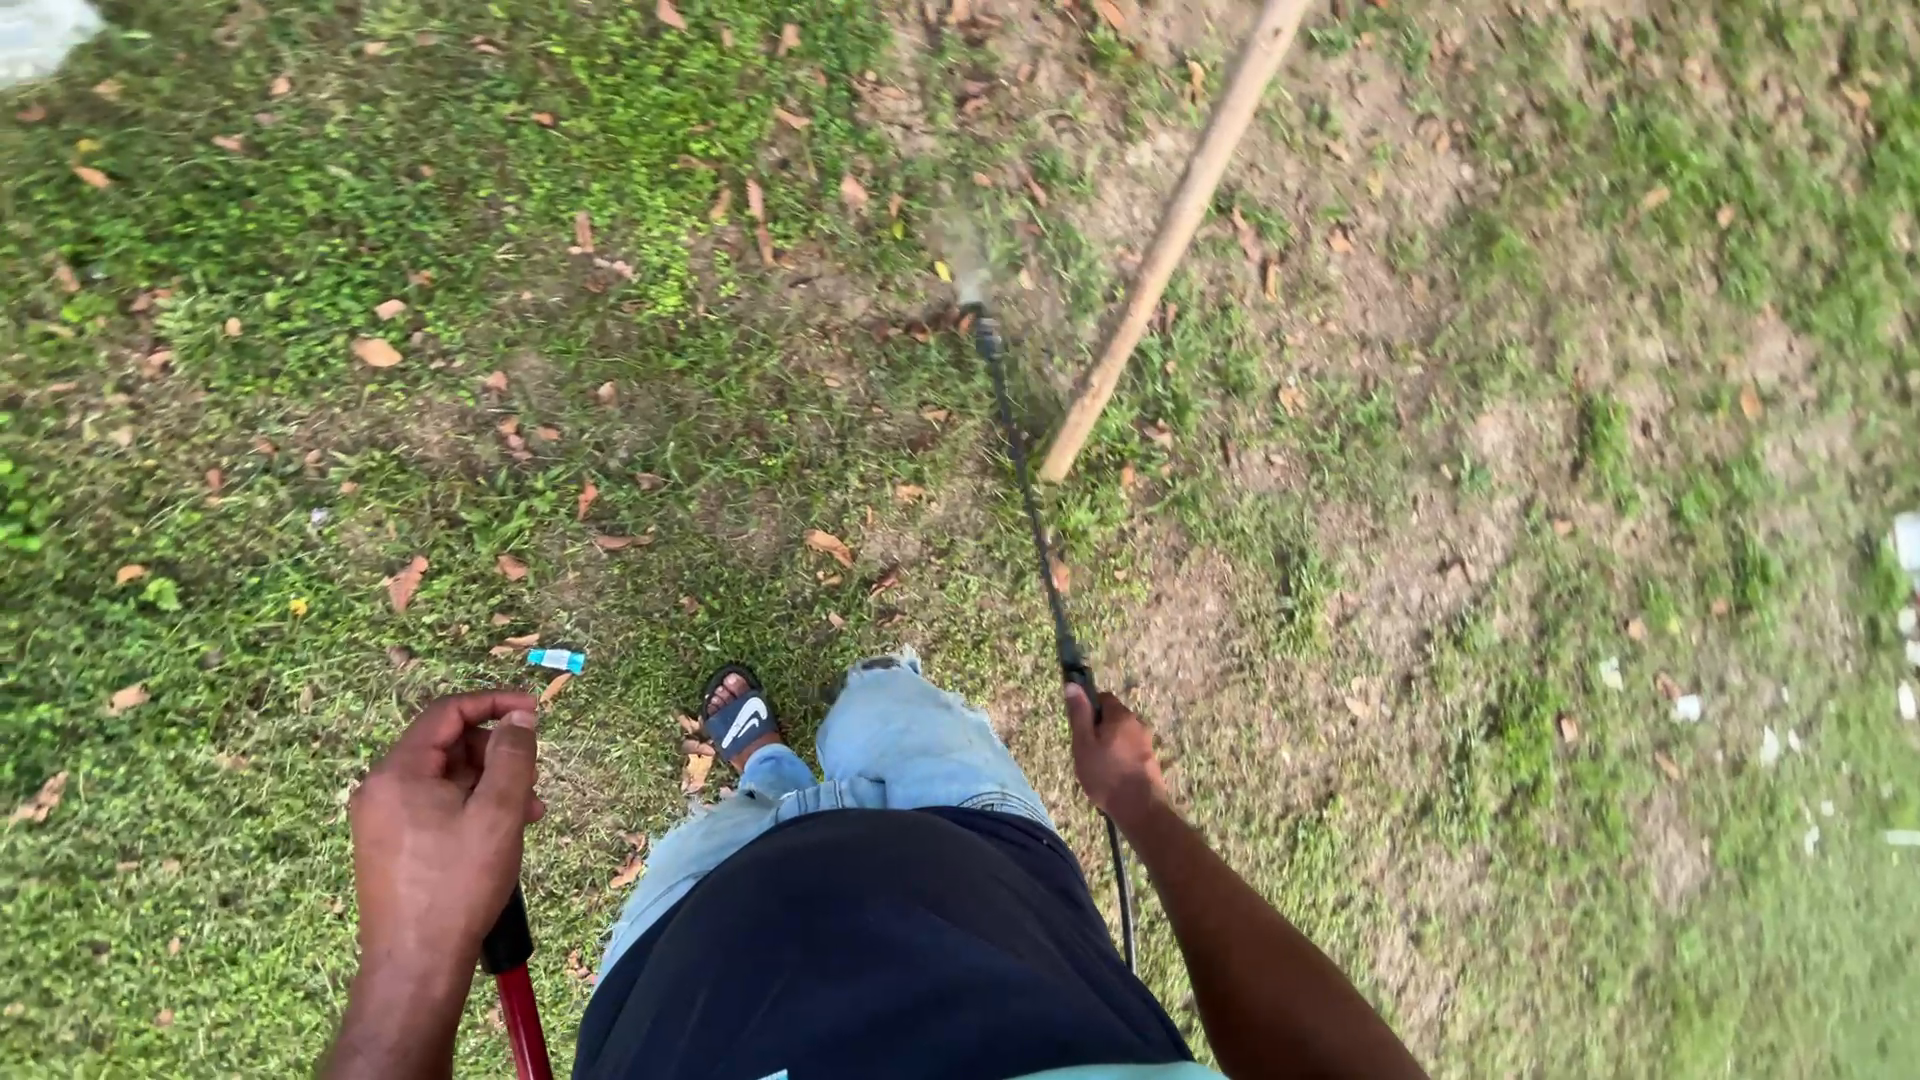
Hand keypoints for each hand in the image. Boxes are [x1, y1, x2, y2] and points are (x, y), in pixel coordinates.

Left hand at [348, 691, 543, 983]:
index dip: (495, 702)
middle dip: (499, 753)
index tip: (536, 712)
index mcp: (397, 773)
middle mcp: (382, 789)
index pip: (448, 712)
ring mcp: (385, 818)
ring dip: (495, 782)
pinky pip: (442, 803)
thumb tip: (520, 717)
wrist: (418, 962)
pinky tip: (507, 829)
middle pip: (451, 743)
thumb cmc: (460, 880)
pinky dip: (477, 805)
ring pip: (451, 775)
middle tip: (534, 779)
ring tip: (530, 812)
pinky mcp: (395, 842)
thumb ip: (513, 753)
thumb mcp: (499, 809)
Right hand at [1063, 682, 1167, 828]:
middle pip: (1113, 717)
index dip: (1089, 710)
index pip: (1102, 698)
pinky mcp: (1151, 760)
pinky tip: (1113, 777)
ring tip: (1099, 768)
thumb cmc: (1106, 774)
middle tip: (1087, 752)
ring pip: (1122, 736)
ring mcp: (1147, 742)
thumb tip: (1072, 684)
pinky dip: (1120, 758)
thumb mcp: (1084, 743)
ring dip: (1110, 745)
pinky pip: (1130, 751)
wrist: (1140, 809)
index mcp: (1121, 715)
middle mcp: (1138, 723)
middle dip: (1099, 730)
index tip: (1081, 730)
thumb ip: (1079, 713)